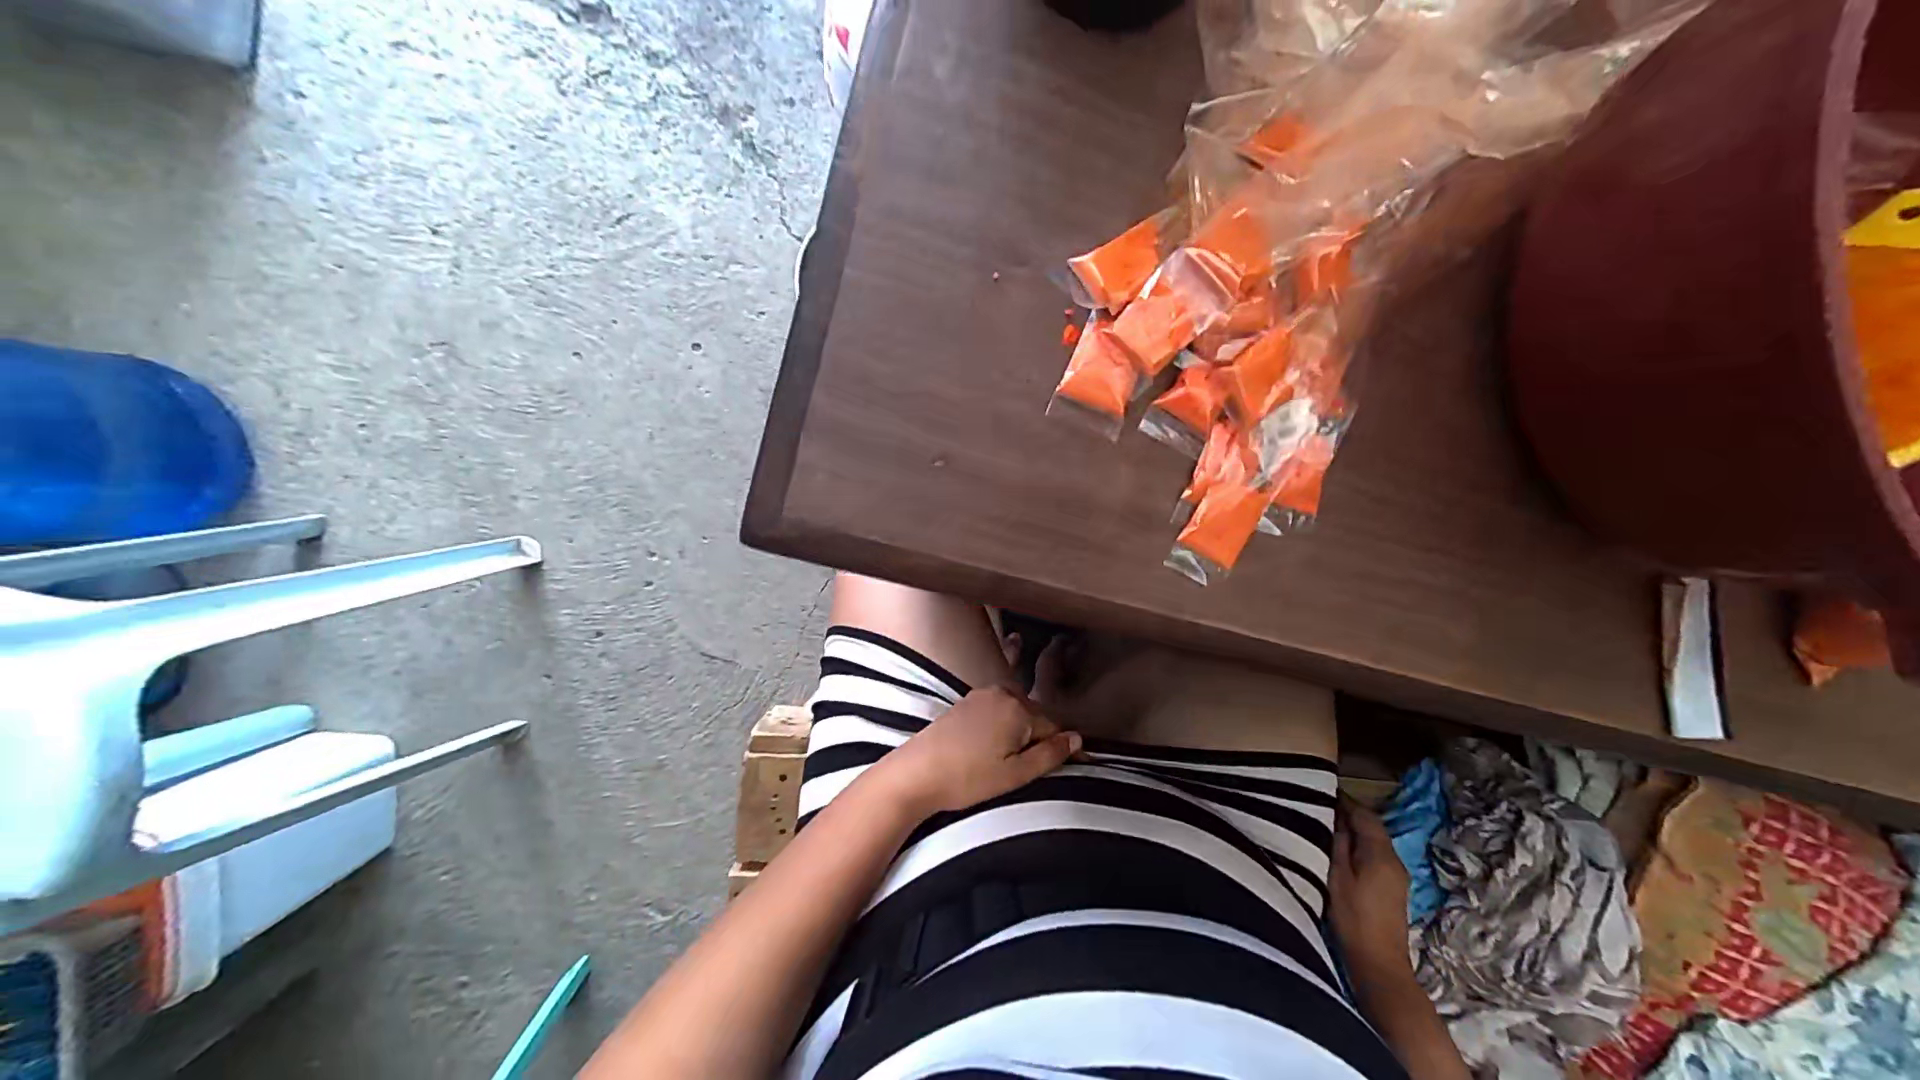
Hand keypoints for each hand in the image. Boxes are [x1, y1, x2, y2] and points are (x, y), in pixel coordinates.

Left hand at [862, 687, 1080, 818]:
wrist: (916, 773)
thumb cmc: (968, 778)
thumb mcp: (1016, 774)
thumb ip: (1050, 754)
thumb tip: (1076, 738)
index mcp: (1019, 708)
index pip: (1055, 727)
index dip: (1063, 749)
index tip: (1071, 767)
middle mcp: (1002, 693)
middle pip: (1035, 717)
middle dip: (1039, 739)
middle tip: (1032, 770)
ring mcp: (980, 695)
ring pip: (1015, 714)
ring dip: (1020, 735)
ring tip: (1010, 764)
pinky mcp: (964, 703)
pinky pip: (997, 712)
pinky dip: (1002, 729)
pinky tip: (991, 751)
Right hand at [1329, 796, 1415, 988]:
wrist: (1379, 963)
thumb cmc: (1353, 917)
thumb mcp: (1336, 876)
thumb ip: (1338, 844)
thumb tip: (1335, 818)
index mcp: (1381, 854)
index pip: (1365, 816)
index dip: (1345, 800)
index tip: (1321, 789)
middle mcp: (1394, 860)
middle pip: (1372, 827)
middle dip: (1348, 813)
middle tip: (1318, 804)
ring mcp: (1396, 876)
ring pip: (1373, 841)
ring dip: (1353, 830)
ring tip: (1324, 823)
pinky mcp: (1391, 888)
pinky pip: (1374, 855)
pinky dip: (1358, 845)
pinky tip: (1338, 849)